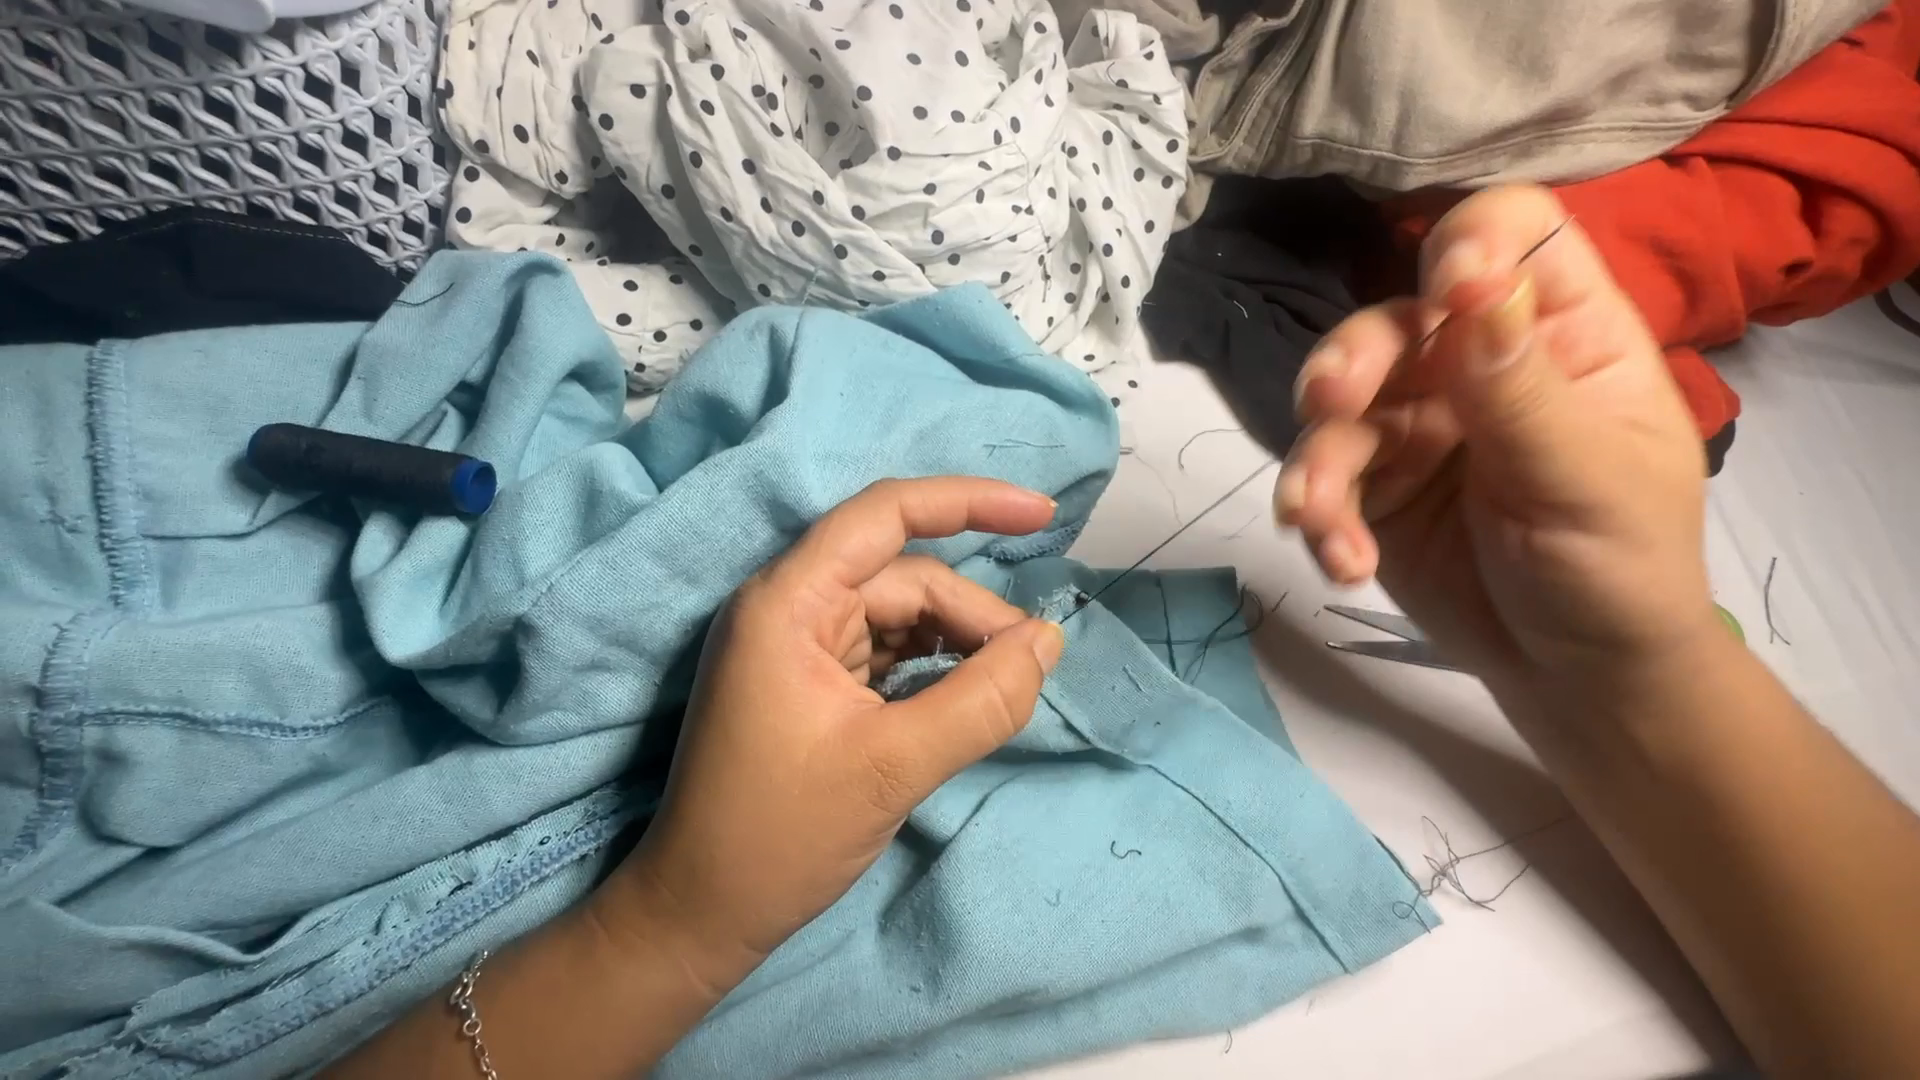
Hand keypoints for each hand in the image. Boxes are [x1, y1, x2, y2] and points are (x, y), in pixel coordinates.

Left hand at [610, 478, 1064, 977]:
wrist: (700, 913)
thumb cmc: (779, 837)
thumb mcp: (894, 766)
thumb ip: (981, 700)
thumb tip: (1047, 642)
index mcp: (789, 602)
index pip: (886, 515)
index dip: (969, 502)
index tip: (1042, 512)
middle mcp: (791, 606)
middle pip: (905, 576)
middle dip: (972, 614)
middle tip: (1028, 669)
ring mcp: (799, 643)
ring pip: (902, 612)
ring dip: (958, 640)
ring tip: (1003, 685)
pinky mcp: (812, 678)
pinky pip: (889, 647)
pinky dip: (934, 663)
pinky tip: (966, 692)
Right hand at [1278, 185, 1721, 694]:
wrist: (1568, 672)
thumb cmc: (1618, 567)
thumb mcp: (1585, 478)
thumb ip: (1521, 389)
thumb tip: (1476, 285)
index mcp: (1555, 338)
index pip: (1513, 243)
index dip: (1472, 247)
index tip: (1447, 294)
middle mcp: (1469, 368)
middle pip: (1390, 325)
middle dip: (1349, 361)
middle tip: (1327, 402)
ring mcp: (1409, 430)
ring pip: (1334, 411)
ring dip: (1317, 463)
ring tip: (1317, 520)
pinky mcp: (1366, 489)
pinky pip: (1320, 483)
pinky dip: (1320, 520)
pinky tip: (1345, 562)